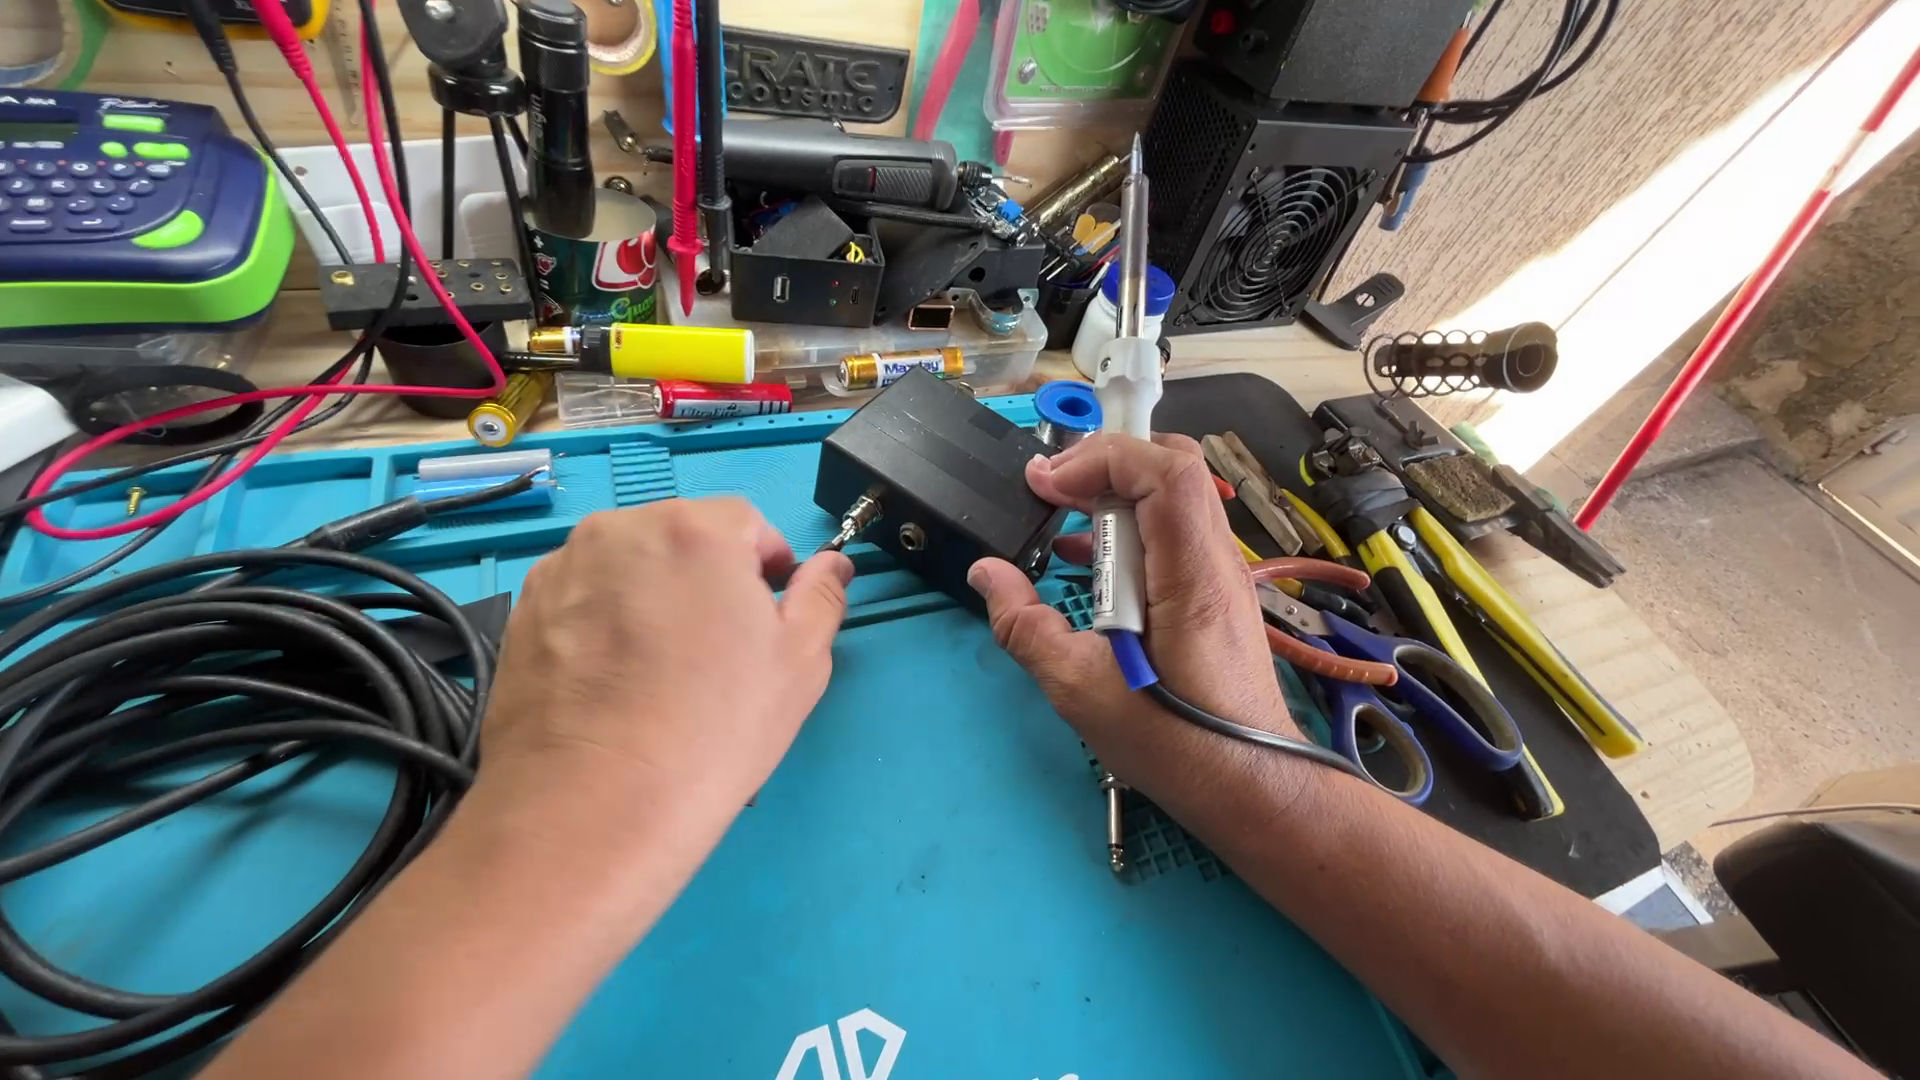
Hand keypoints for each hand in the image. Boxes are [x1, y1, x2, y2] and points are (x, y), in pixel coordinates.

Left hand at [479, 498, 851, 820]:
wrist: (594, 808)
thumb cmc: (715, 728)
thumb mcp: (800, 660)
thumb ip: (823, 594)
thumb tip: (834, 563)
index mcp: (695, 530)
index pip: (747, 522)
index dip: (768, 568)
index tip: (767, 619)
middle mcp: (620, 530)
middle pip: (686, 537)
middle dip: (711, 578)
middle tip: (720, 649)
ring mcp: (563, 569)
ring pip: (633, 565)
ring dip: (658, 594)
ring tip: (663, 668)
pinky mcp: (524, 611)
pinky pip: (586, 594)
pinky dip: (608, 618)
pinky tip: (618, 679)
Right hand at [968, 434, 1304, 811]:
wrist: (1251, 786)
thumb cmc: (1172, 741)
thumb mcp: (1080, 688)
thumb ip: (1025, 625)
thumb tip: (986, 572)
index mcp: (1189, 576)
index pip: (1165, 472)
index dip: (1101, 459)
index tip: (1047, 485)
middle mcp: (1215, 560)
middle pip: (1174, 466)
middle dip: (1104, 463)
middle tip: (1051, 489)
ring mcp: (1220, 572)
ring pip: (1174, 495)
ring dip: (1113, 492)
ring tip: (1060, 516)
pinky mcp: (1213, 589)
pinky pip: (1172, 530)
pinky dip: (1128, 524)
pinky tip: (1086, 557)